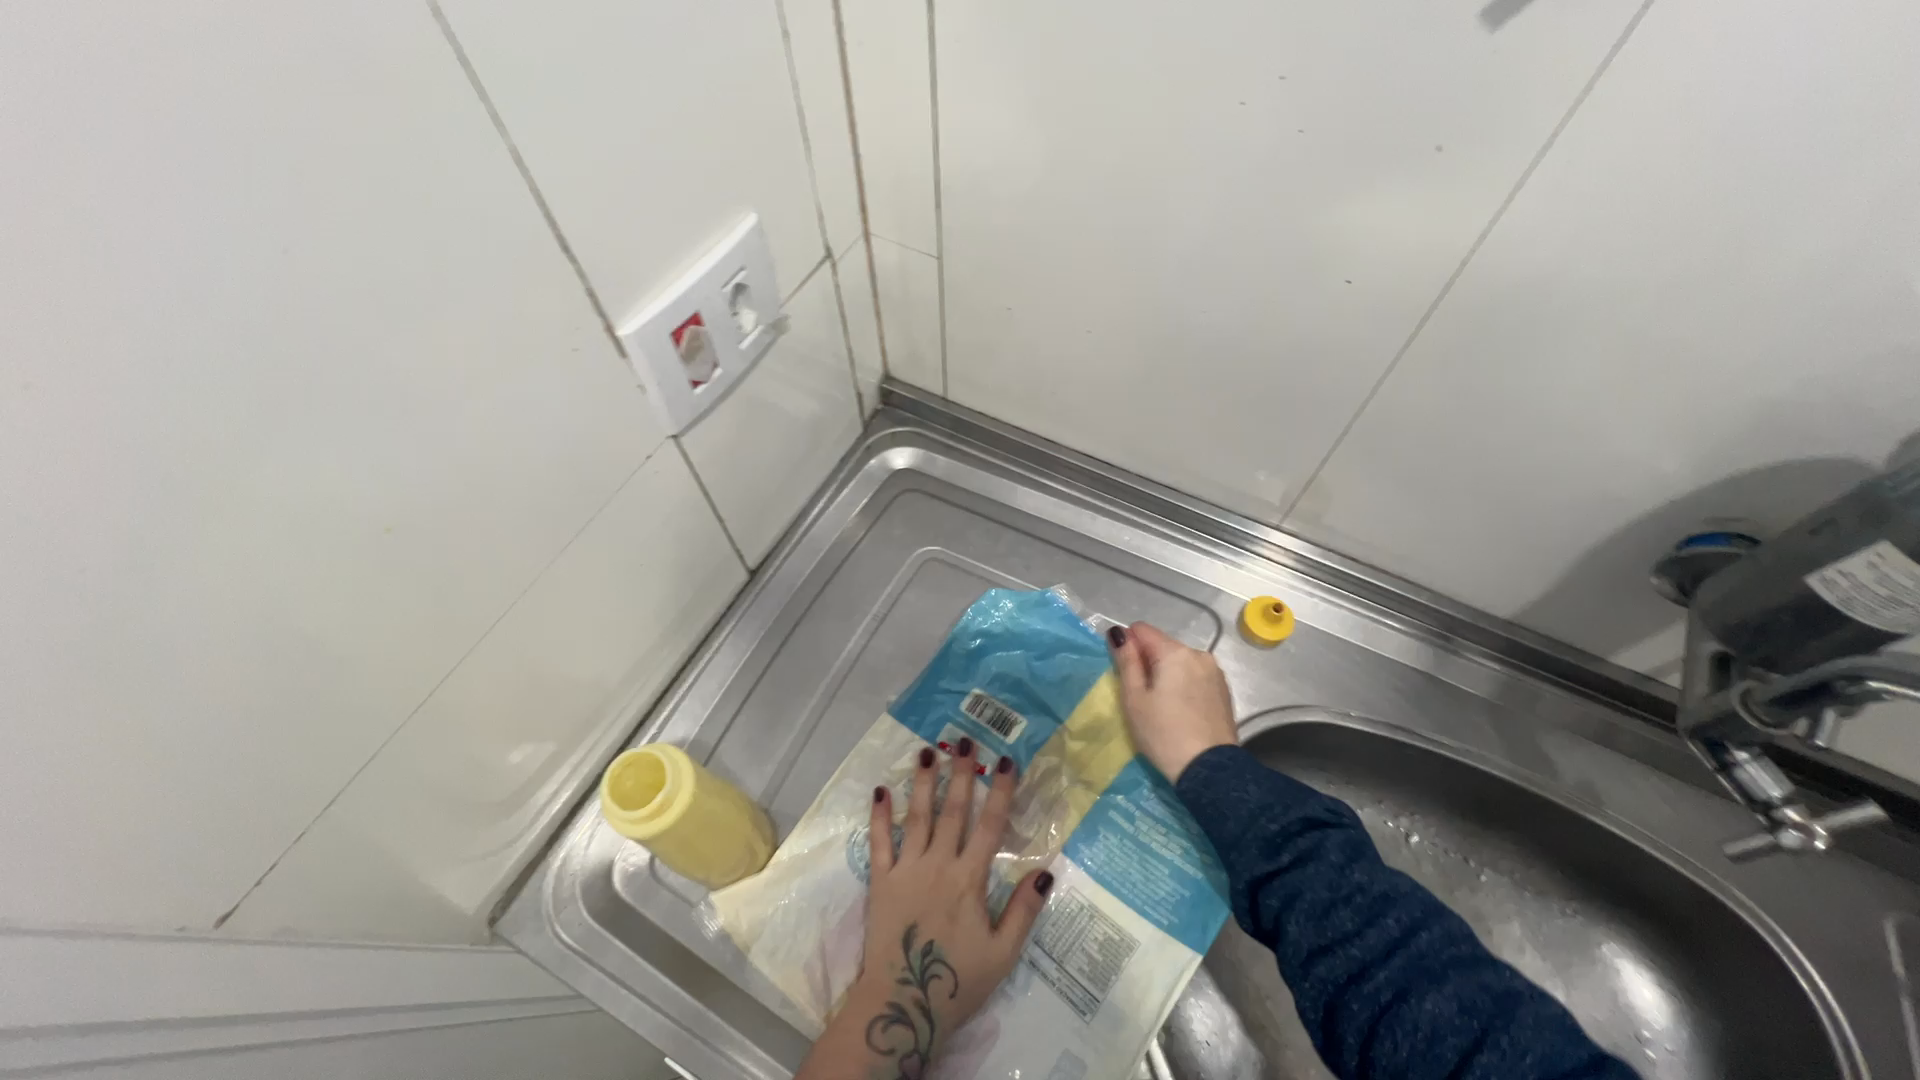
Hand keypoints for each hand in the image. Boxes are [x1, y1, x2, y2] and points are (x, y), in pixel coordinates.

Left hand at [835, 740, 1051, 1079]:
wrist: (902, 1004)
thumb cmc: (957, 981)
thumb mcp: (1003, 953)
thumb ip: (1023, 911)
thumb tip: (1046, 870)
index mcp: (970, 879)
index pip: (990, 826)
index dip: (1000, 792)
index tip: (1007, 761)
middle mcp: (938, 864)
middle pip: (953, 811)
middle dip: (962, 773)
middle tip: (965, 739)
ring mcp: (906, 869)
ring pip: (917, 816)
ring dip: (924, 782)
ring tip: (928, 750)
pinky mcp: (880, 881)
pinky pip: (879, 842)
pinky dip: (880, 815)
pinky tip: (882, 790)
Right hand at [1108, 622, 1237, 781]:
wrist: (1209, 770)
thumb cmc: (1163, 734)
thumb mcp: (1134, 698)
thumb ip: (1126, 661)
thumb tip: (1118, 633)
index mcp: (1175, 652)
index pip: (1142, 630)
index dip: (1128, 646)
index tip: (1124, 673)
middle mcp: (1199, 654)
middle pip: (1163, 645)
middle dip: (1148, 662)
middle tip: (1142, 696)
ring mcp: (1215, 672)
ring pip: (1180, 661)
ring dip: (1167, 674)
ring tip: (1162, 706)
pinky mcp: (1224, 690)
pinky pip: (1195, 676)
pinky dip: (1184, 685)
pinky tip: (1181, 711)